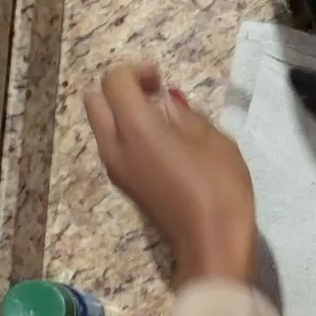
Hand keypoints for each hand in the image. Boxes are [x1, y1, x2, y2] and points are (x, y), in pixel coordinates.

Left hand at [84, 64, 256, 284]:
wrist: (212, 245)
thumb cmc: (220, 190)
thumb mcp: (216, 143)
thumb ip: (187, 116)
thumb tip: (169, 103)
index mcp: (136, 127)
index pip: (115, 81)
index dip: (136, 71)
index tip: (161, 78)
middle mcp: (115, 146)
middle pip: (95, 101)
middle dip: (120, 89)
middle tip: (154, 94)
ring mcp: (118, 170)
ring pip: (102, 127)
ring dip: (123, 115)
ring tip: (163, 121)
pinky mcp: (128, 188)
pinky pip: (115, 149)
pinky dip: (130, 136)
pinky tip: (163, 146)